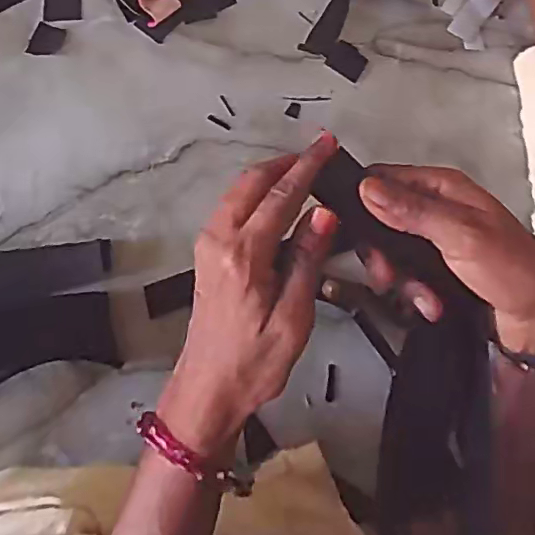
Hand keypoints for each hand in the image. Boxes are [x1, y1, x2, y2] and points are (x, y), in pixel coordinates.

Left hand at [160, 133, 339, 452]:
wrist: (207, 389)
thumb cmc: (253, 362)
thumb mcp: (293, 316)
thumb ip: (307, 259)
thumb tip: (323, 214)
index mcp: (244, 255)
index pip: (281, 195)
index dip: (308, 166)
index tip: (327, 145)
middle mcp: (219, 240)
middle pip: (253, 180)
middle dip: (288, 160)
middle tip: (318, 151)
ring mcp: (208, 243)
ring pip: (240, 188)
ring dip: (272, 173)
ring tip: (304, 169)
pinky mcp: (207, 251)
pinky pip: (233, 204)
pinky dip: (258, 190)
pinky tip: (278, 196)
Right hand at [356, 165, 534, 351]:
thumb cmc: (518, 270)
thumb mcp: (460, 235)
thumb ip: (413, 211)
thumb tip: (370, 189)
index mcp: (444, 188)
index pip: (386, 179)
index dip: (366, 201)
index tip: (359, 229)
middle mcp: (439, 210)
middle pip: (383, 220)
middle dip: (382, 252)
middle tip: (388, 271)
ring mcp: (439, 242)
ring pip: (393, 254)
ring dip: (401, 279)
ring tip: (421, 293)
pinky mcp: (440, 271)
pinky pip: (408, 279)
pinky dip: (415, 295)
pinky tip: (432, 303)